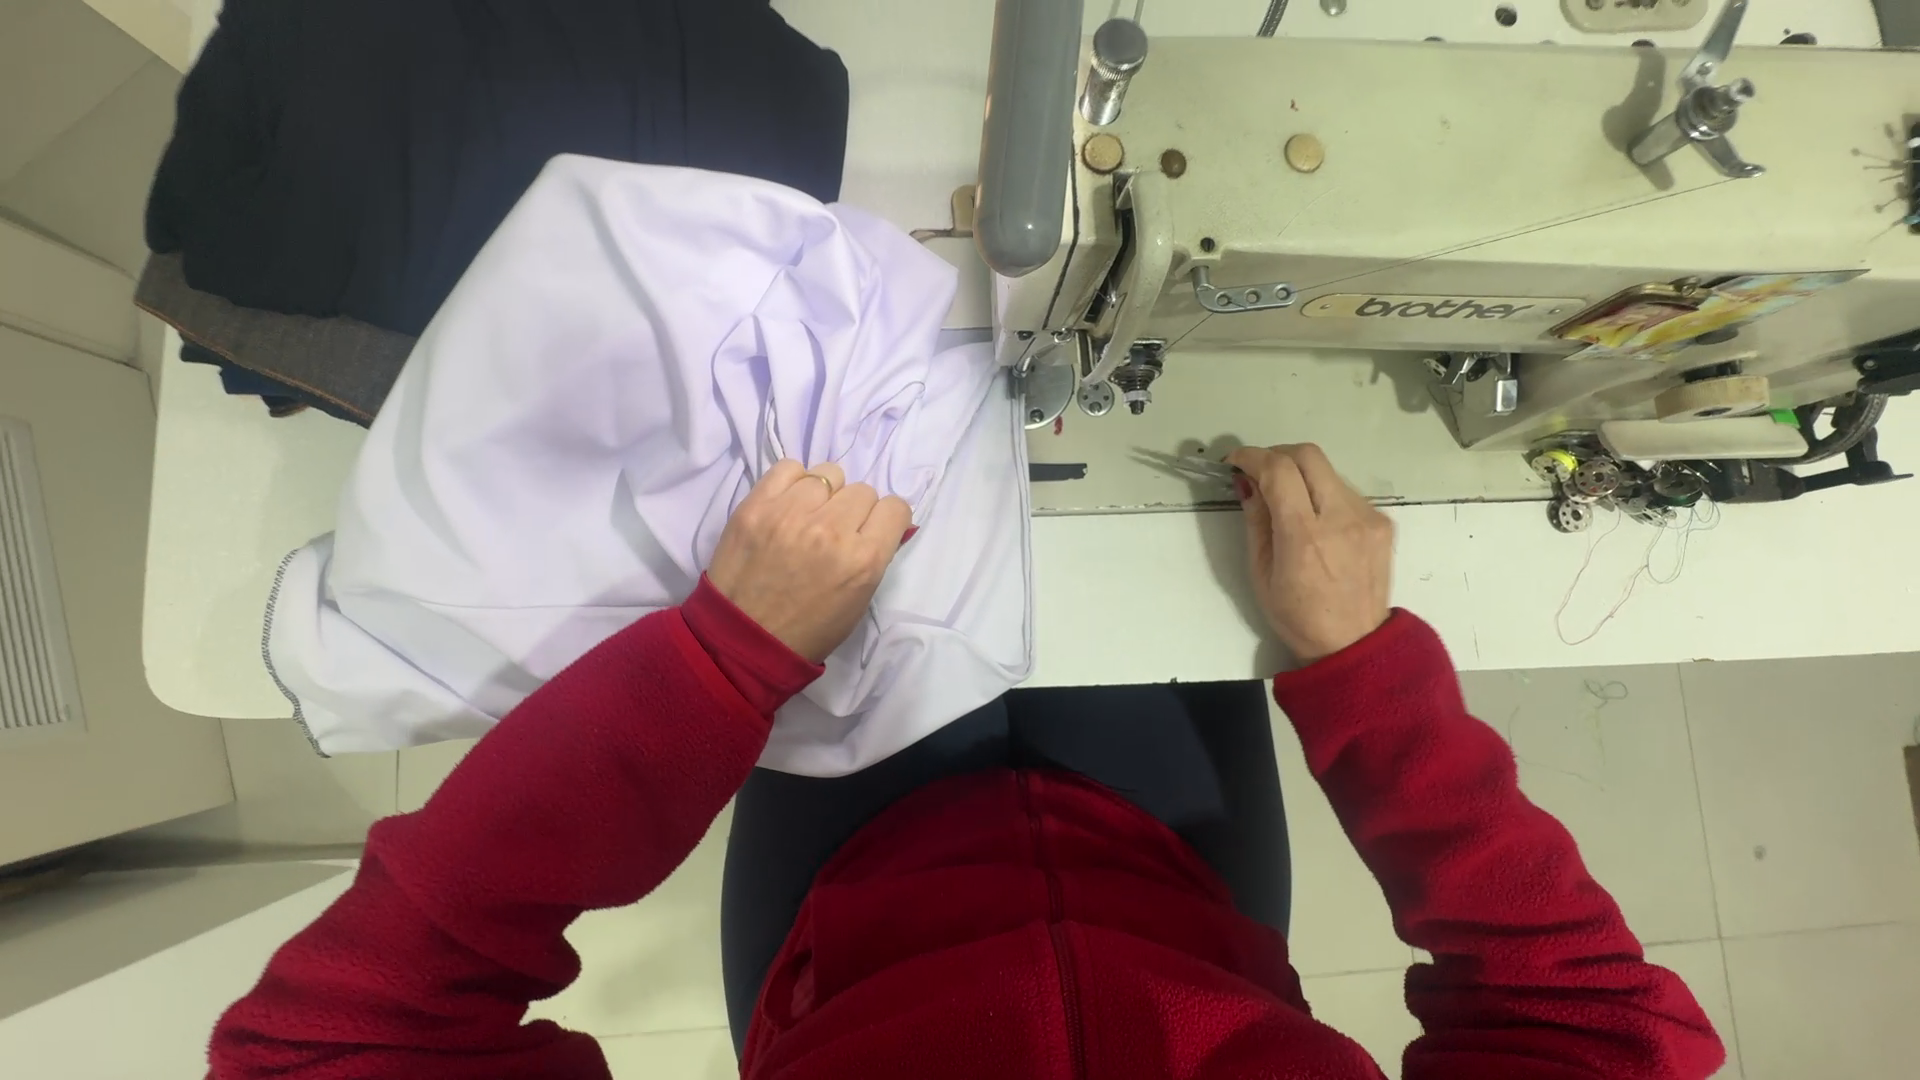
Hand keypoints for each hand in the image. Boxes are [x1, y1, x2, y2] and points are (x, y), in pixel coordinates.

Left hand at [706, 460, 913, 662]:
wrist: (743, 640)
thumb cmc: (810, 628)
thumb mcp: (859, 599)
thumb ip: (874, 556)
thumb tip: (883, 523)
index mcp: (864, 559)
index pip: (895, 508)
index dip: (886, 519)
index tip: (872, 530)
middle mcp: (832, 530)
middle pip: (862, 490)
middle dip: (854, 511)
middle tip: (835, 532)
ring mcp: (790, 514)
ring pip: (828, 474)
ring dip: (825, 494)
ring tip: (808, 517)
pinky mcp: (756, 506)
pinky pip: (789, 467)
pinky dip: (794, 482)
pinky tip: (788, 505)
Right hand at [1226, 443, 1393, 662]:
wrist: (1355, 643)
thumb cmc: (1296, 616)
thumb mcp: (1260, 572)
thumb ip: (1256, 521)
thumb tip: (1248, 483)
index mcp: (1304, 537)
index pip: (1279, 471)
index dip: (1252, 457)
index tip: (1235, 462)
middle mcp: (1341, 519)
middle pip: (1308, 455)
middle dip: (1276, 454)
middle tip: (1259, 472)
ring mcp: (1367, 517)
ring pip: (1328, 471)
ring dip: (1300, 475)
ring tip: (1286, 501)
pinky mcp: (1382, 521)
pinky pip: (1345, 491)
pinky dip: (1321, 493)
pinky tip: (1314, 519)